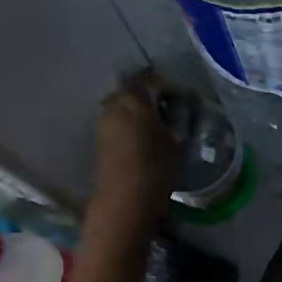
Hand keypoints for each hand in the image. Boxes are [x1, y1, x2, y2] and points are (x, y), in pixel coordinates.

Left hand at [93, 75, 176, 214]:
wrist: (124, 201)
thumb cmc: (155, 169)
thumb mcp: (176, 143)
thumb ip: (178, 120)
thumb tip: (180, 108)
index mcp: (133, 98)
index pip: (152, 80)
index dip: (169, 87)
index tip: (182, 98)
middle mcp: (113, 104)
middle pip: (133, 92)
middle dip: (151, 98)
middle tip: (170, 112)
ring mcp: (103, 122)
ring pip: (124, 108)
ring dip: (139, 113)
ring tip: (157, 128)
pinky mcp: (99, 140)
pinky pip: (118, 124)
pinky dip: (130, 126)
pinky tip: (143, 140)